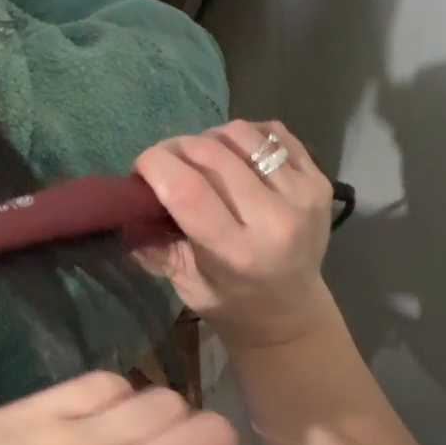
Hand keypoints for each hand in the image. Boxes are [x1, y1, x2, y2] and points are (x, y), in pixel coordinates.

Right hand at [135, 120, 339, 350]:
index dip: (157, 166)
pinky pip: (276, 133)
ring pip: (244, 136)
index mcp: (234, 253)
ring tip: (199, 154)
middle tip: (164, 159)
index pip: (188, 192)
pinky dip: (246, 135)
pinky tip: (233, 152)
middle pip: (214, 156)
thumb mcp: (184, 283)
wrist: (289, 311)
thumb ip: (156, 246)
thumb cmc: (227, 302)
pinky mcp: (320, 180)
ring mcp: (302, 196)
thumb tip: (125, 210)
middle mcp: (274, 220)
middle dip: (177, 148)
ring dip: (210, 137)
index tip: (141, 165)